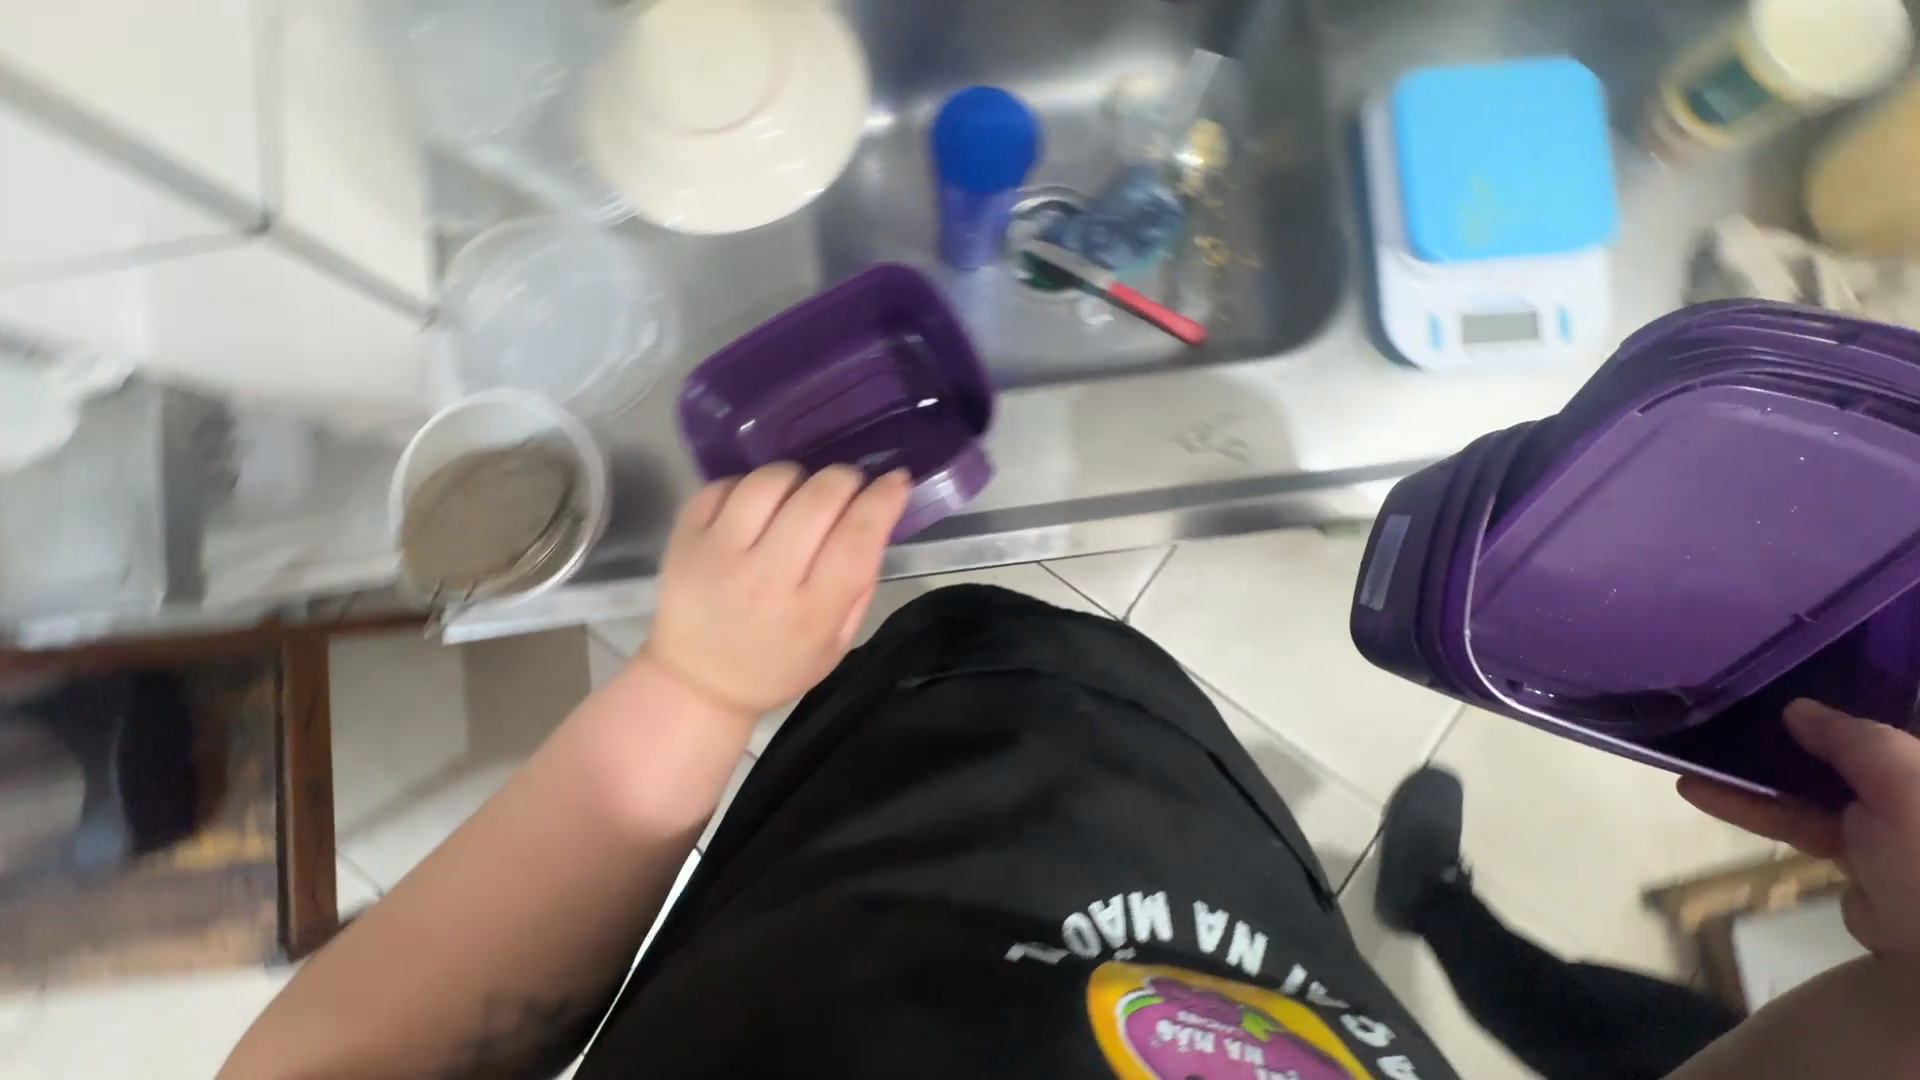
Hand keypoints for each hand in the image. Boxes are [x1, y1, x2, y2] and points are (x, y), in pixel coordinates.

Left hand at [641, 463, 910, 719]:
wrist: (697, 682)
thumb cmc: (777, 666)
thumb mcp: (837, 643)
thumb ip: (861, 584)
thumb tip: (876, 520)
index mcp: (810, 612)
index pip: (856, 539)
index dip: (883, 500)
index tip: (896, 481)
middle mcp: (765, 578)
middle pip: (818, 499)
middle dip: (845, 479)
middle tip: (851, 485)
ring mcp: (718, 554)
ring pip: (770, 481)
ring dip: (798, 477)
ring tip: (801, 494)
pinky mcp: (686, 538)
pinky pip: (725, 484)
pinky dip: (751, 485)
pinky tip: (760, 505)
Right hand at [1678, 699, 1919, 960]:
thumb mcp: (1907, 782)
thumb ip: (1856, 739)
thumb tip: (1798, 708)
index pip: (1895, 715)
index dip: (1853, 694)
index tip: (1792, 674)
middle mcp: (1912, 793)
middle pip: (1854, 750)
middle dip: (1796, 730)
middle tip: (1738, 705)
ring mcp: (1892, 828)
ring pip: (1816, 785)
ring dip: (1756, 770)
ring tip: (1695, 748)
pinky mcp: (1857, 858)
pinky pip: (1797, 820)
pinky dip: (1749, 806)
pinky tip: (1696, 790)